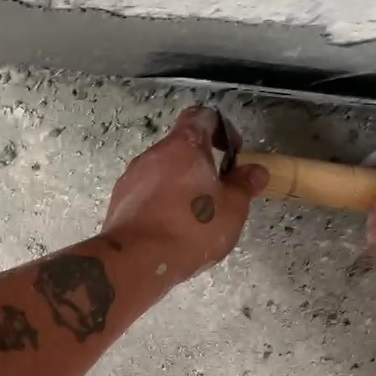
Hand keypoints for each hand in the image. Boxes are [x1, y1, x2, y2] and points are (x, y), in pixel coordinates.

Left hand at [103, 107, 268, 281]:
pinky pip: (147, 192)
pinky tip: (172, 227)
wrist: (136, 259)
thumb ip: (243, 185)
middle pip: (180, 147)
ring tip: (196, 215)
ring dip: (181, 185)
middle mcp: (152, 154)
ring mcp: (132, 176)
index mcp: (183, 146)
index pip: (201, 116)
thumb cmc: (190, 229)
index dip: (221, 128)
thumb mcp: (232, 209)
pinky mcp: (120, 200)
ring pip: (162, 171)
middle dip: (201, 164)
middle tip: (218, 191)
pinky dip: (162, 201)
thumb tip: (255, 171)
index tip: (232, 152)